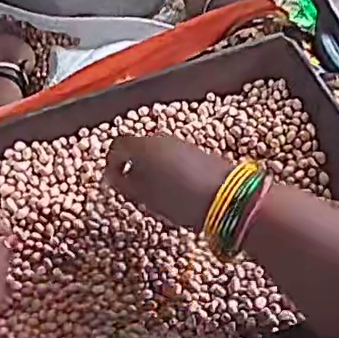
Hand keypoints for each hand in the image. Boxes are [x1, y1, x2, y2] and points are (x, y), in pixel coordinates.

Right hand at [104, 135, 233, 231]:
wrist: (227, 197)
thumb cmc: (180, 199)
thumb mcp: (145, 197)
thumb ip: (125, 184)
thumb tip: (112, 176)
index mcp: (142, 146)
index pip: (117, 146)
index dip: (111, 163)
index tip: (111, 180)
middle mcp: (160, 138)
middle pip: (137, 147)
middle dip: (131, 166)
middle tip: (130, 189)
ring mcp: (181, 143)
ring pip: (156, 152)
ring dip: (149, 168)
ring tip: (152, 193)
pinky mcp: (198, 151)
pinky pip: (172, 157)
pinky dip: (166, 169)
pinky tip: (172, 190)